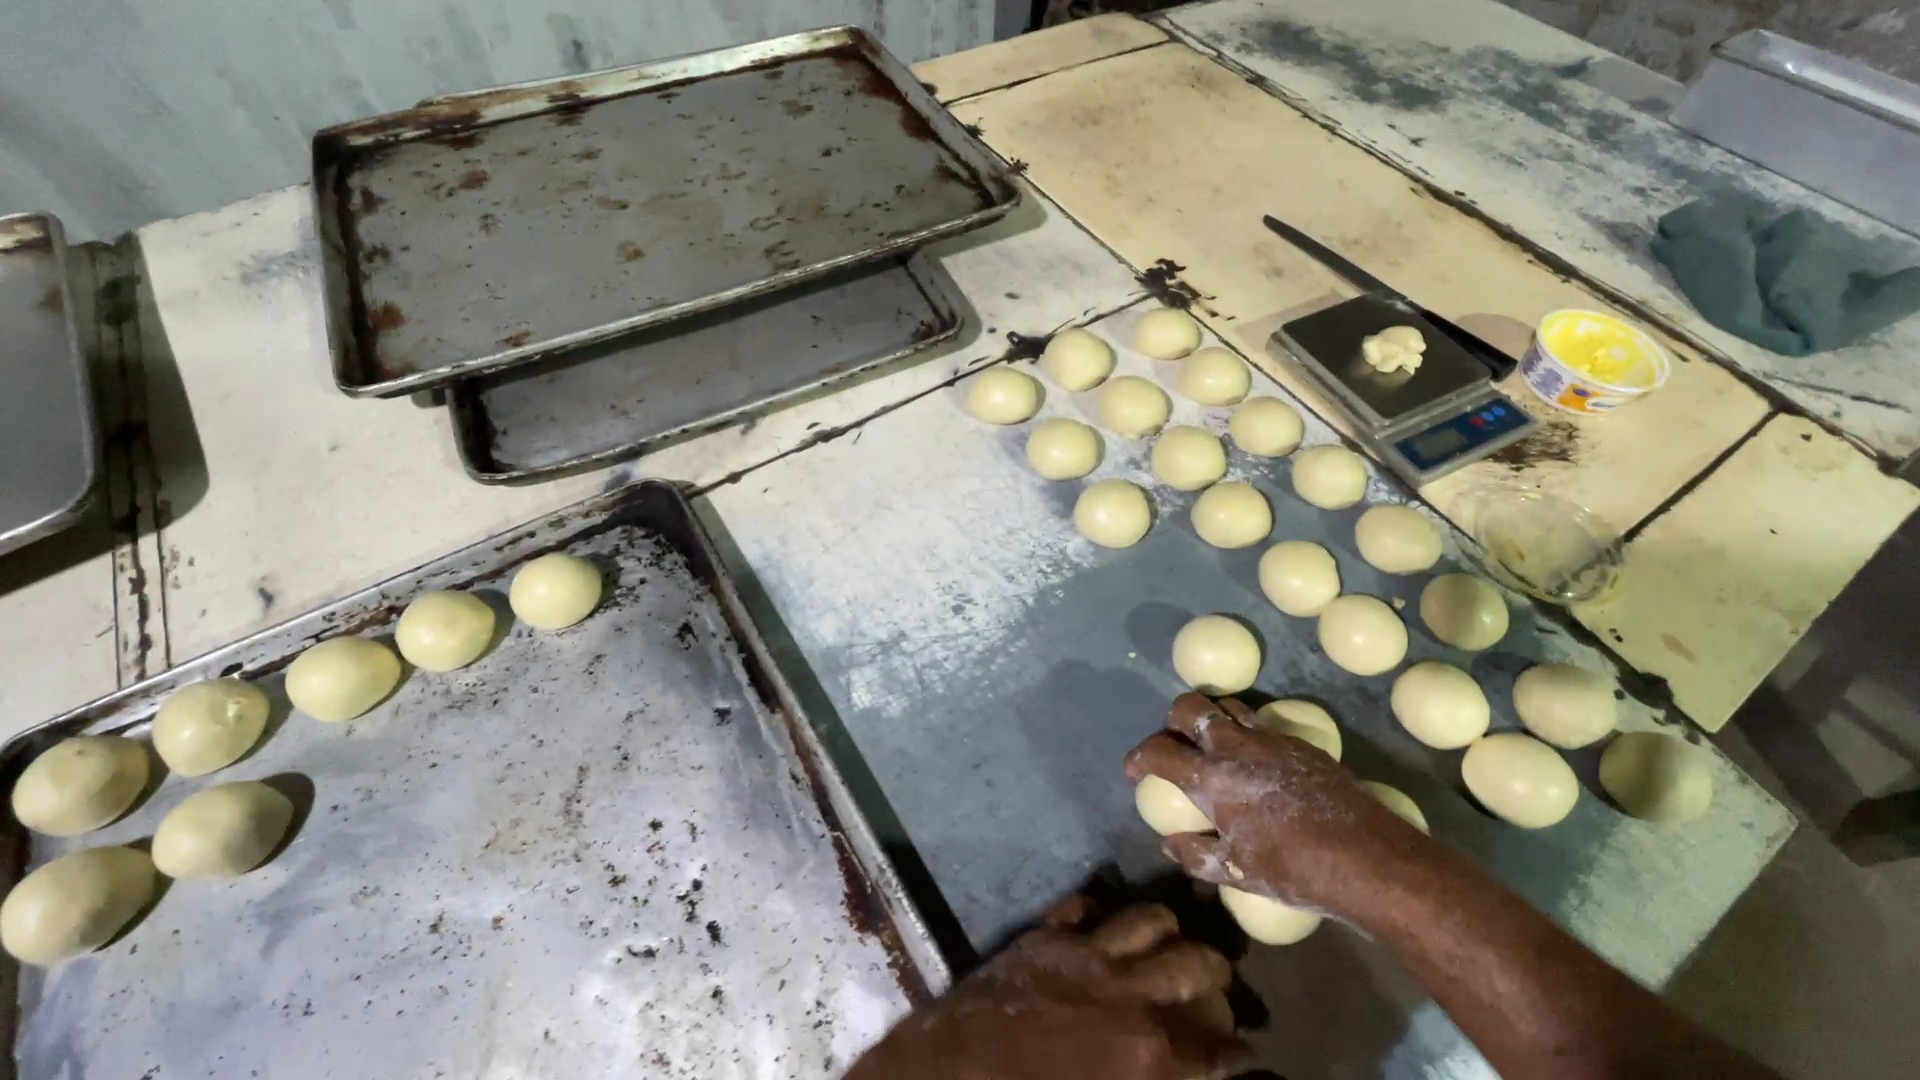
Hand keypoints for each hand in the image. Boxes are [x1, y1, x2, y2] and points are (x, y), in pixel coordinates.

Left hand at [845, 895, 1245, 1079]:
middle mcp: (1129, 992)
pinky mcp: (1046, 935)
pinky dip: (1096, 912)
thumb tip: (1193, 1069)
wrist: (955, 1072)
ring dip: (1164, 927)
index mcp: (1149, 1051)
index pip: (1219, 1049)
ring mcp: (1085, 954)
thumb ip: (1158, 1076)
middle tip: (1215, 979)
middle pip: (1195, 964)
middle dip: (1215, 971)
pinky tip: (1099, 923)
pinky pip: (1082, 905)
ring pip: (1146, 918)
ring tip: (1167, 936)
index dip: (1239, 1053)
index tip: (1246, 1051)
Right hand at [1124, 692, 1425, 919]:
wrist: (1366, 858)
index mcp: (1211, 779)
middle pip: (1189, 706)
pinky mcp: (1299, 742)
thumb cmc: (1293, 869)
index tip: (1134, 770)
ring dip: (1210, 718)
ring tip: (1212, 744)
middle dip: (1172, 720)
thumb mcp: (1236, 873)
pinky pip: (1260, 721)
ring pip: (1226, 705)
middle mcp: (1234, 747)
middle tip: (1174, 744)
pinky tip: (1254, 760)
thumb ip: (1195, 855)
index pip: (1158, 751)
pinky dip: (1245, 730)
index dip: (1138, 757)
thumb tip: (1170, 842)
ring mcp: (1269, 739)